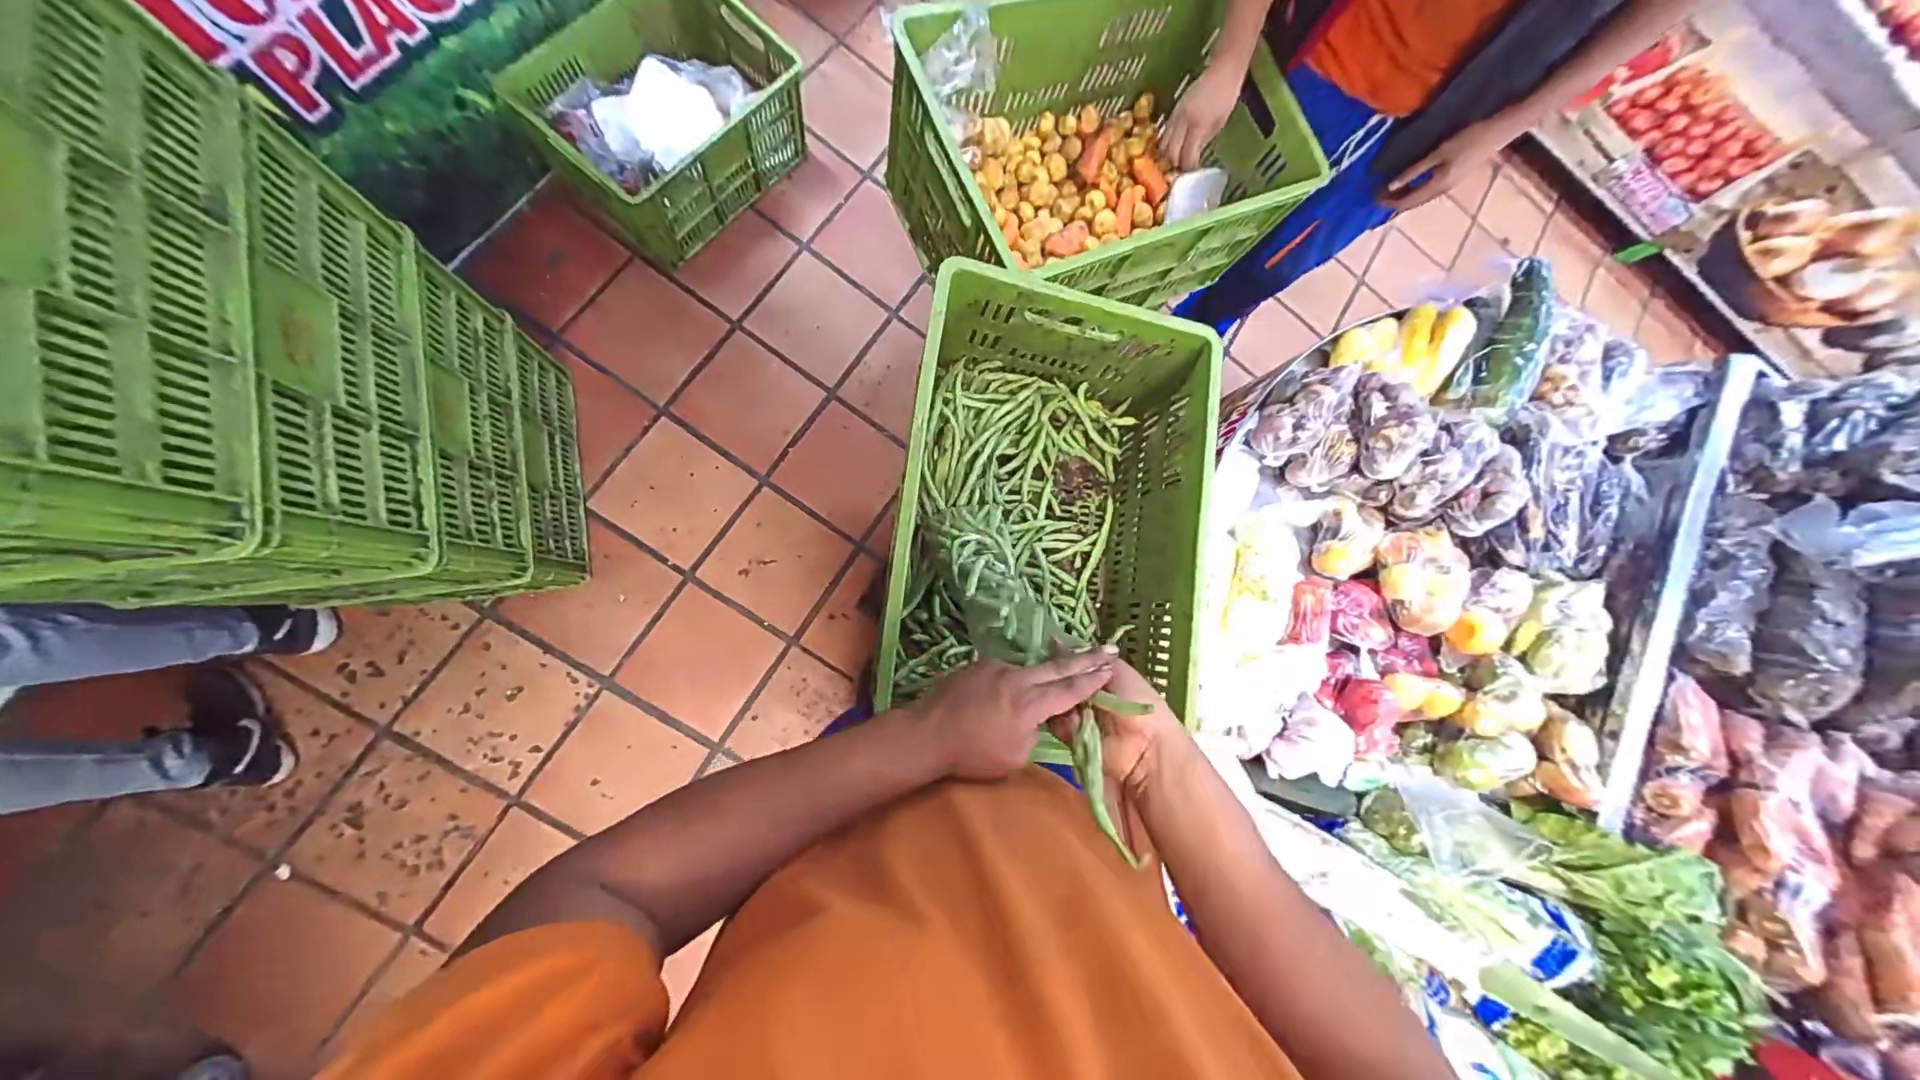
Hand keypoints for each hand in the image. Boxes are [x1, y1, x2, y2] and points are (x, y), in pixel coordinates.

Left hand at [909, 650, 1117, 780]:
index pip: (1069, 690)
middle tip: (1109, 648)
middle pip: (1058, 666)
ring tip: (1059, 674)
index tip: (1111, 669)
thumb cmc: (972, 754)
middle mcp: (1016, 677)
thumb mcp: (1015, 756)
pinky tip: (1011, 690)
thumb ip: (1035, 733)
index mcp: (1029, 703)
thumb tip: (1039, 719)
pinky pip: (1006, 671)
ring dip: (1046, 673)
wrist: (926, 734)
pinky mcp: (977, 665)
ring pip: (1029, 669)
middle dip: (1086, 658)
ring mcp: (995, 667)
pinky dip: (1016, 679)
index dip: (1092, 681)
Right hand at [1049, 659, 1184, 799]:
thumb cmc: (1138, 706)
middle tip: (1045, 673)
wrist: (1145, 752)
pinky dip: (1058, 719)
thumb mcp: (1118, 672)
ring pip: (1057, 701)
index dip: (1063, 659)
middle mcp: (1091, 696)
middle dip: (1056, 678)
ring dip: (1056, 697)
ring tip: (1054, 694)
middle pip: (1063, 682)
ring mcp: (1081, 717)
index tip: (1047, 651)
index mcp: (1104, 678)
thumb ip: (1089, 659)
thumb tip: (1058, 642)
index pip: (1076, 665)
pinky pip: (1057, 723)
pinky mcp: (1073, 738)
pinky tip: (1061, 715)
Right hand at [1162, 65, 1239, 170]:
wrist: (1222, 70)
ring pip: (1163, 144)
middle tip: (1180, 172)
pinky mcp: (1173, 111)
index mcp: (1198, 125)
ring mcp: (1176, 116)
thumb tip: (1193, 158)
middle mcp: (1183, 122)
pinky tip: (1172, 148)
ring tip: (1173, 162)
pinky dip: (1166, 144)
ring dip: (1167, 156)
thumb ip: (1203, 141)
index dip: (1188, 169)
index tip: (1191, 176)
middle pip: (1171, 153)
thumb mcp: (1219, 123)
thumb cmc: (1227, 96)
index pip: (1187, 156)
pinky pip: (1165, 133)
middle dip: (1174, 165)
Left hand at [1380, 116, 1516, 211]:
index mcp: (1437, 186)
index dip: (1388, 202)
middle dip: (1394, 202)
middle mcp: (1442, 190)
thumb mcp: (1439, 153)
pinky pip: (1428, 191)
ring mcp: (1449, 185)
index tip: (1372, 198)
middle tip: (1376, 197)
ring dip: (1404, 198)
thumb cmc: (1470, 138)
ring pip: (1421, 198)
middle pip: (1412, 203)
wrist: (1502, 128)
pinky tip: (1409, 185)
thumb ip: (1415, 170)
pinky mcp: (1454, 177)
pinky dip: (1414, 191)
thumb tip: (1390, 186)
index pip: (1406, 202)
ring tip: (1388, 193)